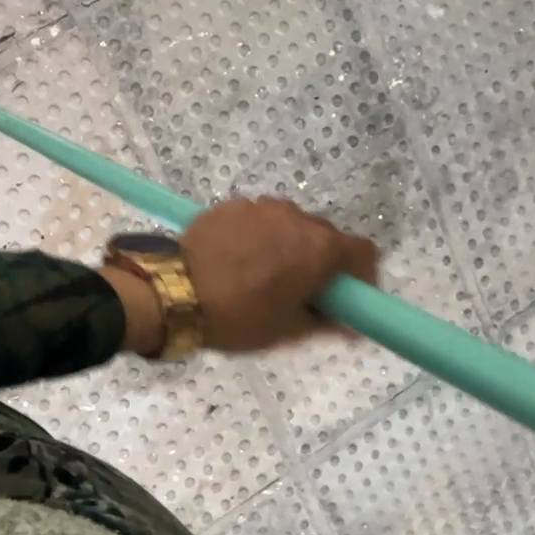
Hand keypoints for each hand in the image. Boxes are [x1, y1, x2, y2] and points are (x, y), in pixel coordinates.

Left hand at [182, 197, 378, 352]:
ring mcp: (258, 206)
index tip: (346, 298)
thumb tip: (348, 324)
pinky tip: (236, 258)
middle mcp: (294, 217)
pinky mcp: (227, 205)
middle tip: (302, 288)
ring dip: (286, 244)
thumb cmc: (237, 315)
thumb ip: (326, 321)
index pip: (363, 253)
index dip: (360, 276)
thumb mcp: (288, 329)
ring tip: (263, 272)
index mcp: (319, 247)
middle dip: (320, 260)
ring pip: (287, 225)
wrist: (171, 292)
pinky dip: (256, 236)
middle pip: (324, 236)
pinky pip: (255, 220)